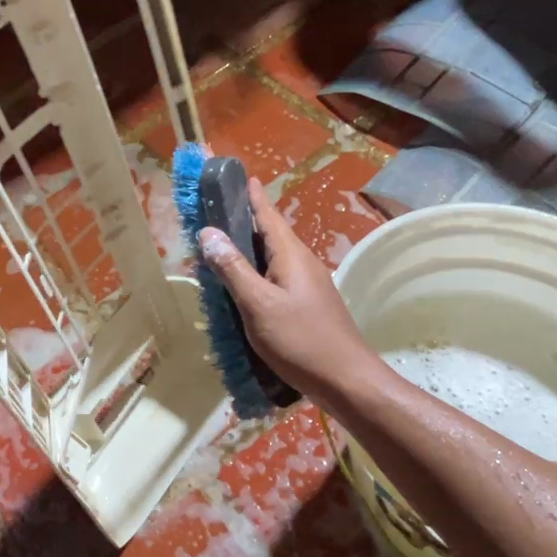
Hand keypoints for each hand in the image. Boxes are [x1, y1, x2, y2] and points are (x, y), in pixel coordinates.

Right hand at [199, 178, 384, 400]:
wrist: (348, 383)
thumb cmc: (301, 340)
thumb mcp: (258, 304)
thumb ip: (233, 268)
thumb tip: (208, 232)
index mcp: (290, 254)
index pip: (267, 213)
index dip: (250, 194)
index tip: (235, 173)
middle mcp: (301, 262)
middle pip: (268, 232)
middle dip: (241, 220)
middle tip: (211, 211)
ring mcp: (306, 284)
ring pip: (270, 256)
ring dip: (246, 249)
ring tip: (216, 247)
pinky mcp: (306, 304)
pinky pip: (274, 276)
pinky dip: (254, 272)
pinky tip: (238, 286)